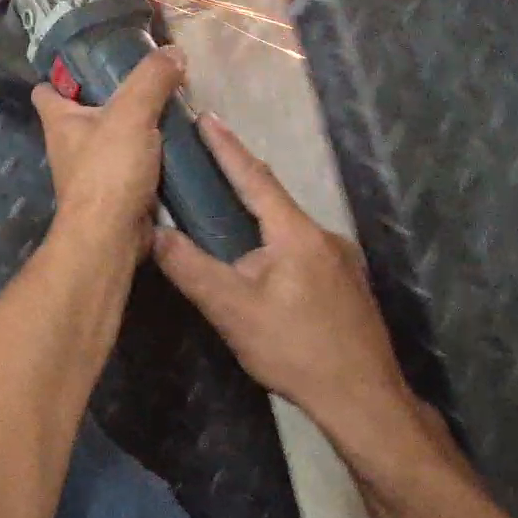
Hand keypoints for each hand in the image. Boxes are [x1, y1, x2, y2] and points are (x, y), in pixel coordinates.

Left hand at [31, 45, 184, 263]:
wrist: (110, 236)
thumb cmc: (107, 170)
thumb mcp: (130, 114)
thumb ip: (150, 79)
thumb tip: (172, 50)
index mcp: (58, 121)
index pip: (46, 90)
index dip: (62, 74)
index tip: (93, 59)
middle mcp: (68, 144)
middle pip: (84, 111)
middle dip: (112, 96)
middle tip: (148, 79)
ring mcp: (89, 170)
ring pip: (111, 138)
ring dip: (135, 127)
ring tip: (170, 107)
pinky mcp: (113, 191)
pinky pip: (131, 164)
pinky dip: (150, 154)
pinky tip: (176, 144)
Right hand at [152, 113, 413, 432]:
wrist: (364, 401)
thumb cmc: (294, 349)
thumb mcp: (230, 309)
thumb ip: (189, 267)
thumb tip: (152, 232)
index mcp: (296, 234)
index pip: (254, 178)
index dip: (227, 147)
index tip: (205, 116)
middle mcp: (322, 237)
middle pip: (270, 199)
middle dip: (235, 178)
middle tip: (198, 163)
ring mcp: (339, 261)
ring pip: (283, 227)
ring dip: (250, 216)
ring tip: (215, 215)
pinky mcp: (343, 284)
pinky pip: (296, 248)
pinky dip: (267, 241)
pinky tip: (251, 261)